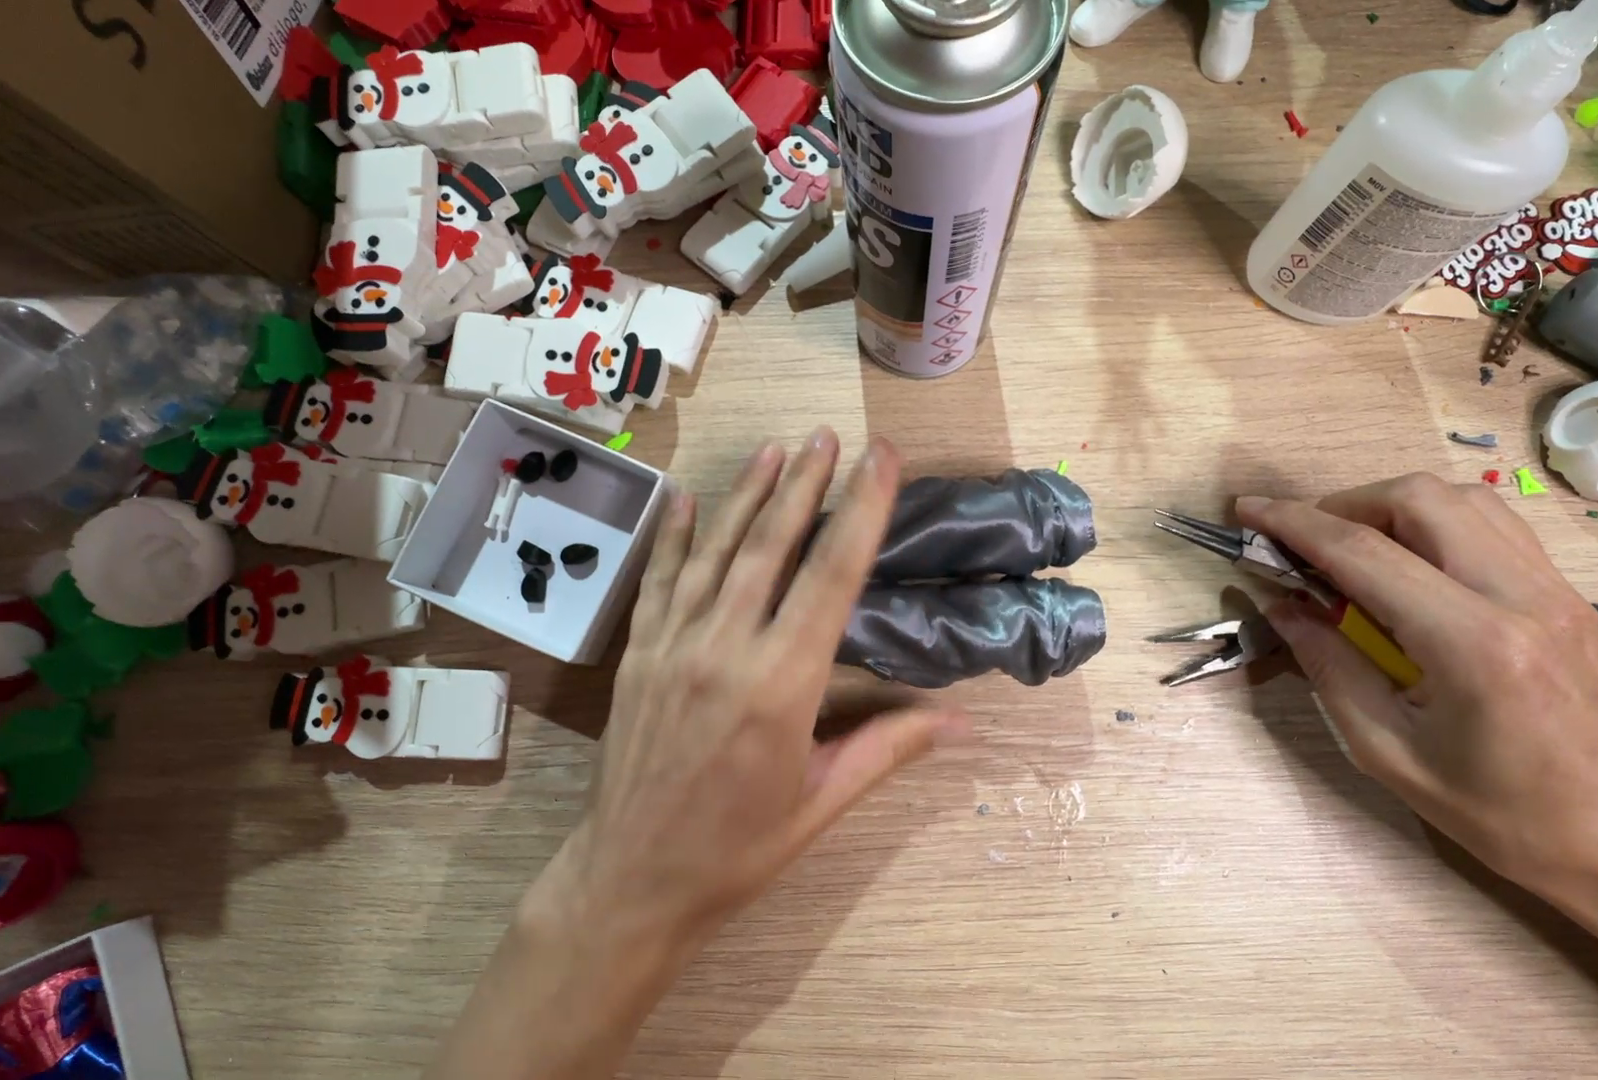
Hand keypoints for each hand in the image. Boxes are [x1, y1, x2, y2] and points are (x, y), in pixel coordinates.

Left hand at [562, 429, 967, 940]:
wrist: (631, 881)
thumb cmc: (739, 851)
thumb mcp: (822, 804)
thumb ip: (890, 748)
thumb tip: (966, 722)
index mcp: (780, 685)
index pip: (831, 576)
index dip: (861, 510)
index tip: (881, 458)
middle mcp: (724, 649)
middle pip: (771, 546)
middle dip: (805, 484)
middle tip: (828, 435)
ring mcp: (672, 645)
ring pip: (716, 552)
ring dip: (748, 494)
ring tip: (777, 449)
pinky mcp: (637, 654)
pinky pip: (660, 580)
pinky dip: (676, 535)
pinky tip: (690, 498)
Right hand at [1235, 476, 1597, 915]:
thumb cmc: (1502, 815)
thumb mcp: (1388, 753)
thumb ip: (1329, 668)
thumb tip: (1281, 605)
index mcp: (1472, 644)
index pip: (1364, 552)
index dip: (1294, 523)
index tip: (1247, 511)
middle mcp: (1519, 596)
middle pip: (1420, 499)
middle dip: (1344, 504)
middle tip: (1300, 540)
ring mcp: (1553, 588)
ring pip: (1461, 499)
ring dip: (1389, 506)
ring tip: (1347, 545)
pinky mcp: (1565, 593)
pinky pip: (1490, 524)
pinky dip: (1432, 521)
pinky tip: (1404, 561)